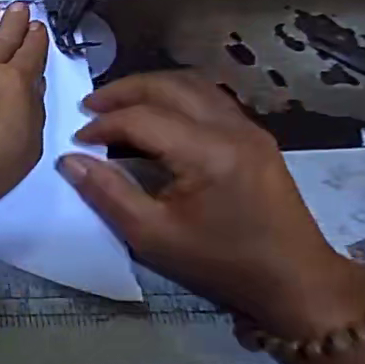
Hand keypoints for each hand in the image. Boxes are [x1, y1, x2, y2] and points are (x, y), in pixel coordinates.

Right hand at [56, 70, 364, 340]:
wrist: (294, 279)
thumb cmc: (220, 262)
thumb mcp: (153, 236)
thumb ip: (108, 194)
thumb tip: (70, 160)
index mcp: (207, 153)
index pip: (143, 118)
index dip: (104, 123)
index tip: (78, 140)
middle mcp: (231, 128)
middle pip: (168, 86)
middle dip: (123, 92)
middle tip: (89, 106)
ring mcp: (248, 128)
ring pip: (192, 85)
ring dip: (150, 88)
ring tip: (118, 103)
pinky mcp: (255, 135)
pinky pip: (208, 98)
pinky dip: (175, 96)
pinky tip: (156, 113)